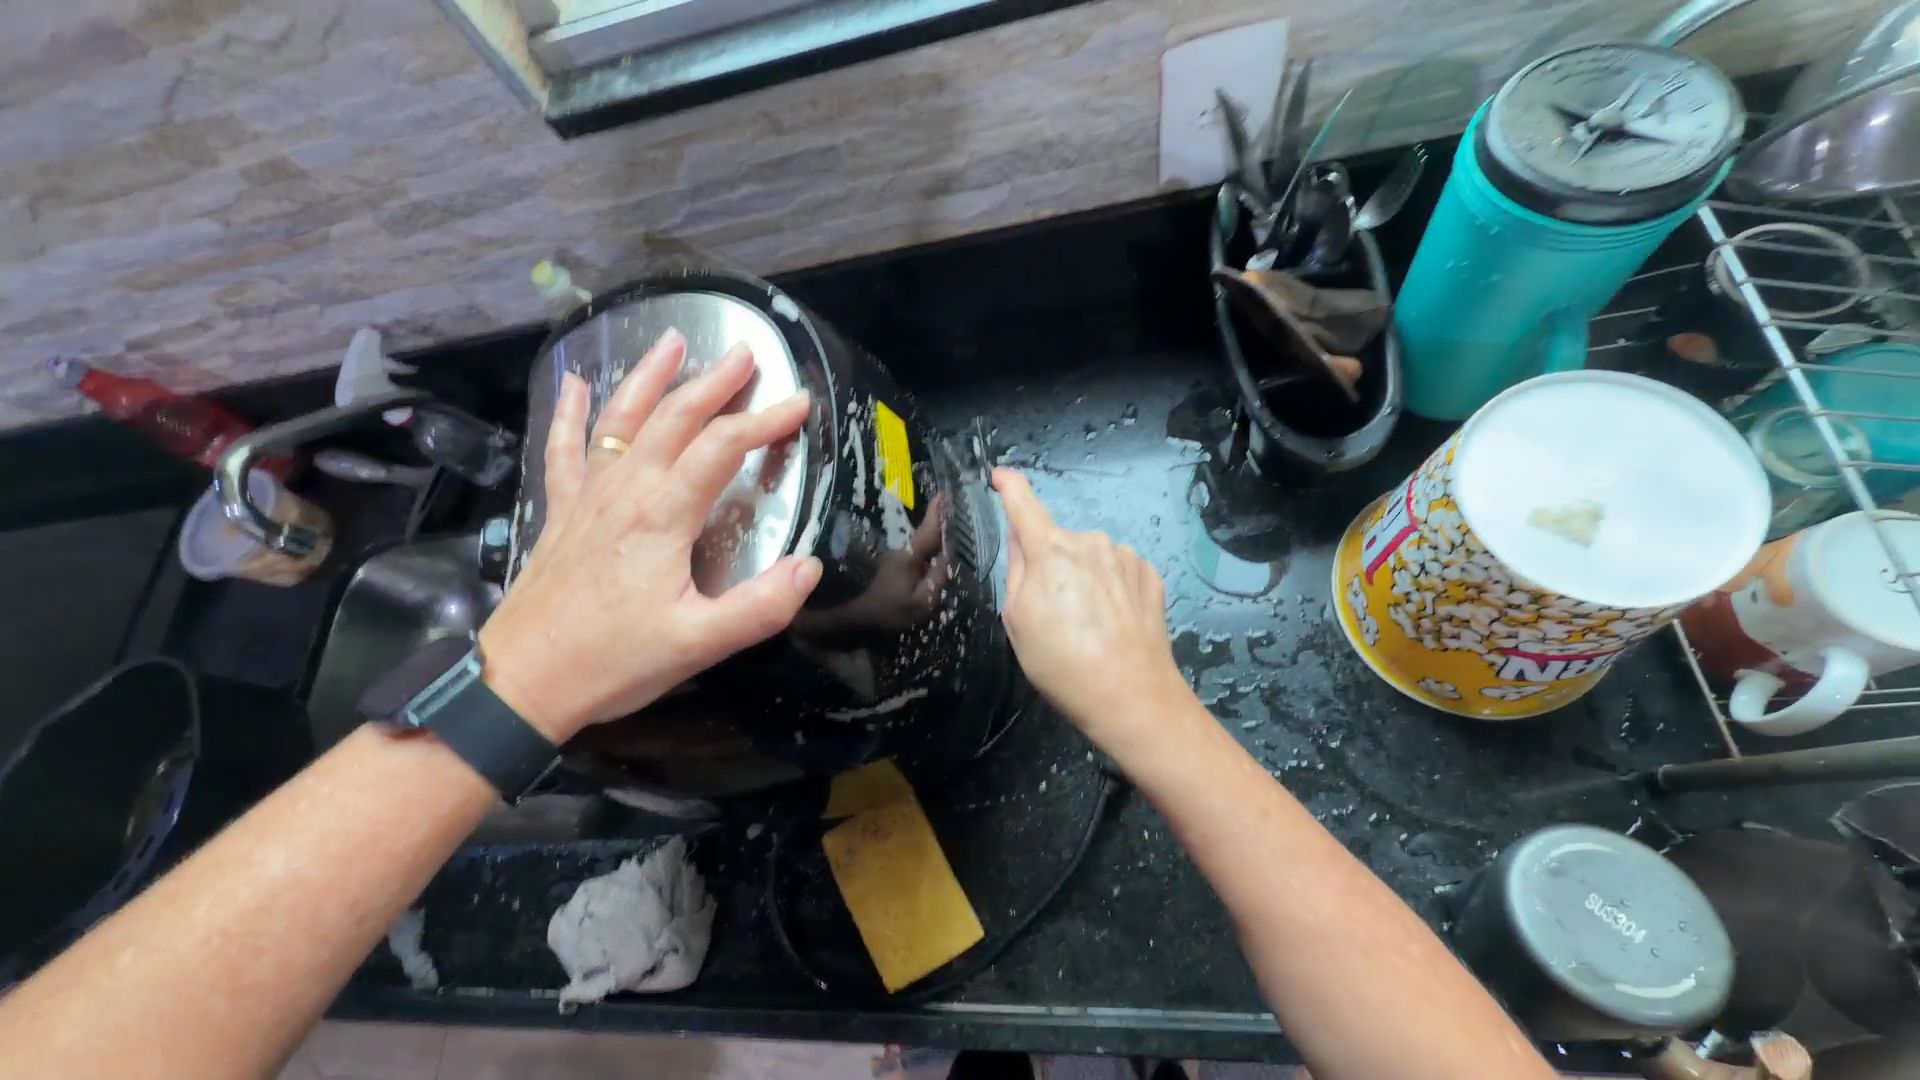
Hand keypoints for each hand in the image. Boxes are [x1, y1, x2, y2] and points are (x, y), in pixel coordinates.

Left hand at [478, 329, 823, 740]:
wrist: (520, 683)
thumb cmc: (613, 663)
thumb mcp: (699, 644)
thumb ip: (760, 607)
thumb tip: (809, 566)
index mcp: (662, 516)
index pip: (722, 449)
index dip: (764, 422)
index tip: (800, 403)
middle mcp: (625, 492)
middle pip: (673, 419)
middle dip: (713, 382)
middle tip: (744, 353)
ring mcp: (587, 498)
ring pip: (620, 420)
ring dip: (649, 378)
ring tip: (672, 341)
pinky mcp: (560, 513)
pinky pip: (564, 451)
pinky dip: (569, 414)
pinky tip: (573, 385)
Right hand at [993, 468, 1188, 757]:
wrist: (1131, 696)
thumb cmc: (1061, 663)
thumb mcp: (1018, 622)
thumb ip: (1017, 571)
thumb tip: (1020, 538)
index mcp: (1050, 551)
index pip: (1024, 505)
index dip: (1010, 487)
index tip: (1001, 477)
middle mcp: (1090, 542)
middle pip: (1058, 542)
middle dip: (1050, 564)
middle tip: (1052, 612)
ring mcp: (1125, 557)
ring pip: (1091, 557)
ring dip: (1084, 577)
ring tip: (1088, 624)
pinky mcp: (1150, 575)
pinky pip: (1119, 571)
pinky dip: (1111, 588)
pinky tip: (1114, 622)